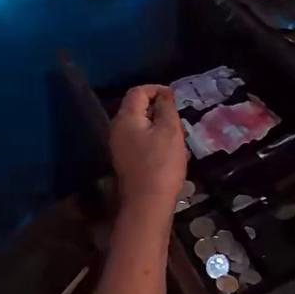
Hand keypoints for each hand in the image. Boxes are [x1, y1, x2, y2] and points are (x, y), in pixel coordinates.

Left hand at [109, 85, 187, 211]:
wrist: (147, 205)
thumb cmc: (161, 165)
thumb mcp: (170, 132)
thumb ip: (166, 108)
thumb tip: (163, 94)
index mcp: (126, 118)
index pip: (137, 91)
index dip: (156, 89)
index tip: (174, 97)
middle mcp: (117, 129)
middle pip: (135, 107)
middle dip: (157, 107)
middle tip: (177, 117)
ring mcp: (119, 146)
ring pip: (138, 125)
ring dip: (156, 124)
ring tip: (176, 134)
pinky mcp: (125, 160)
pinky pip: (138, 140)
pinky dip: (152, 138)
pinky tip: (167, 150)